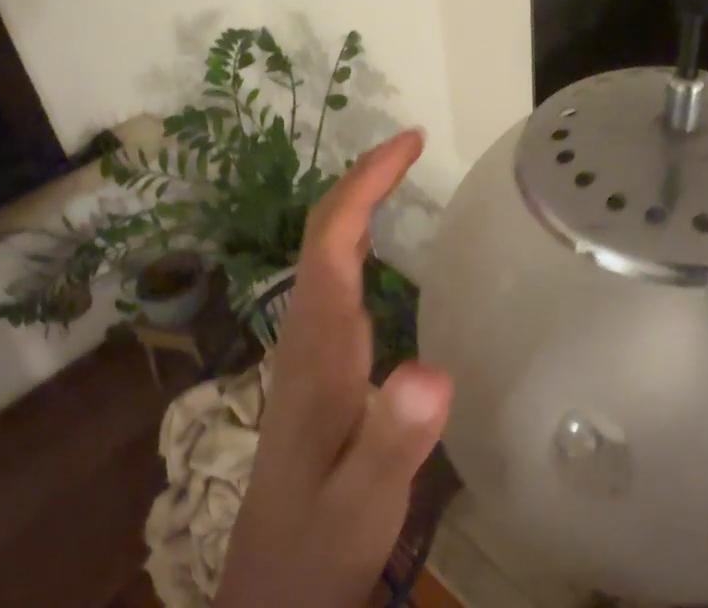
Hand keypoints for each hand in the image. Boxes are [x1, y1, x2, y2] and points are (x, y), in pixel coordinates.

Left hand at [214, 130, 453, 607]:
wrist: (274, 588)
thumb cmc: (321, 542)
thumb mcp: (365, 501)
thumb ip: (393, 439)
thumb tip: (433, 370)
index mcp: (317, 353)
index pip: (331, 246)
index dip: (365, 185)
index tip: (409, 144)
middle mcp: (306, 339)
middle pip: (322, 238)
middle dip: (362, 180)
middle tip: (413, 146)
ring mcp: (308, 354)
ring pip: (324, 258)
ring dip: (358, 206)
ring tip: (403, 176)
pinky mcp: (318, 372)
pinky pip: (335, 285)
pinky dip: (358, 245)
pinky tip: (382, 252)